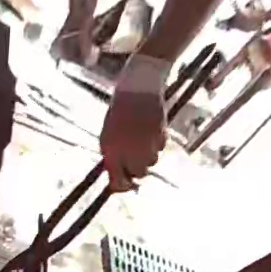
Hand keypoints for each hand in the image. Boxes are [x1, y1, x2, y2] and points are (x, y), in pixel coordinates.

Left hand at [99, 53, 170, 190]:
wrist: (137, 85)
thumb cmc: (120, 111)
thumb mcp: (109, 136)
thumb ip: (112, 159)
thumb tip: (118, 181)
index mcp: (110, 150)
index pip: (118, 181)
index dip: (123, 186)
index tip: (128, 186)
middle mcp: (127, 150)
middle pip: (139, 174)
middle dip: (139, 169)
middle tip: (138, 157)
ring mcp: (144, 142)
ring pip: (151, 162)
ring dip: (149, 154)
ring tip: (143, 137)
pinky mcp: (159, 133)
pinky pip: (160, 147)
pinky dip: (157, 142)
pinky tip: (151, 128)